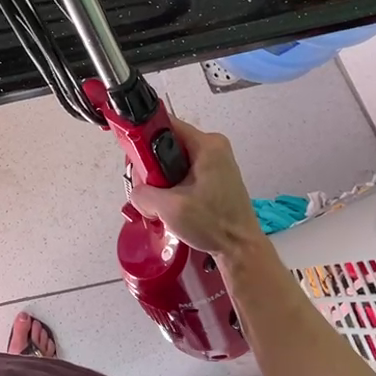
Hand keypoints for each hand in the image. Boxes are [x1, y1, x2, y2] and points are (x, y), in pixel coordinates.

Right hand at [128, 118, 266, 258]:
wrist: (241, 250)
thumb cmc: (214, 225)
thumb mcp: (170, 208)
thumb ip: (142, 193)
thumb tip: (137, 190)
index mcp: (207, 144)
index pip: (164, 124)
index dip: (142, 138)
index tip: (134, 160)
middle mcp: (212, 147)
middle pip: (165, 143)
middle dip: (151, 166)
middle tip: (148, 189)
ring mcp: (214, 162)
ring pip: (170, 159)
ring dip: (159, 180)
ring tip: (160, 202)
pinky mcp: (212, 176)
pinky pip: (181, 171)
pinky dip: (170, 185)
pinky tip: (169, 204)